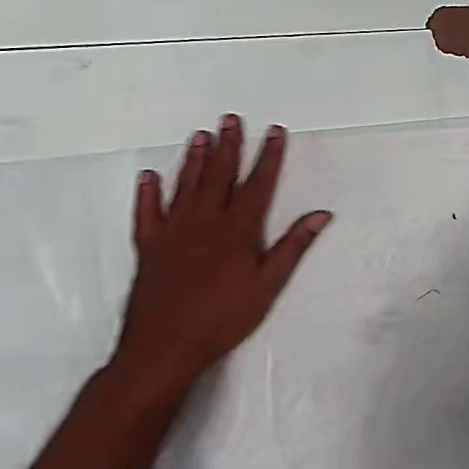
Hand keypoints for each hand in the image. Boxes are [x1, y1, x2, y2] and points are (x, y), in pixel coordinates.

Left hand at [112, 114, 330, 388]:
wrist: (162, 349)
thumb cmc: (222, 318)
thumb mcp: (268, 285)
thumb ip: (293, 246)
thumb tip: (321, 214)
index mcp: (238, 230)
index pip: (259, 184)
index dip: (269, 156)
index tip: (275, 131)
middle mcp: (205, 222)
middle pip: (220, 176)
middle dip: (229, 145)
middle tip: (231, 118)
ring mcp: (173, 233)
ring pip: (185, 187)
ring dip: (194, 160)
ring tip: (201, 135)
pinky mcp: (148, 248)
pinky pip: (146, 214)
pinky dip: (147, 194)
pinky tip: (148, 176)